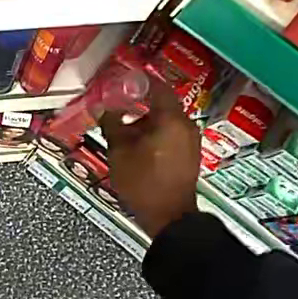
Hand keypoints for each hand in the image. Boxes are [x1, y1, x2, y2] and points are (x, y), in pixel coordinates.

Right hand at [101, 81, 200, 237]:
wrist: (169, 217)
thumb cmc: (143, 182)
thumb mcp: (119, 151)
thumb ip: (112, 124)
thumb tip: (106, 110)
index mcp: (171, 119)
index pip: (156, 86)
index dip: (137, 81)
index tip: (121, 81)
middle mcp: (186, 125)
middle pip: (162, 103)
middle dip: (139, 103)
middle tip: (118, 105)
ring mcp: (191, 141)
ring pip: (166, 120)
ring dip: (146, 120)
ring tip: (125, 129)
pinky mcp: (190, 155)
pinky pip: (171, 134)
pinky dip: (156, 133)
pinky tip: (138, 144)